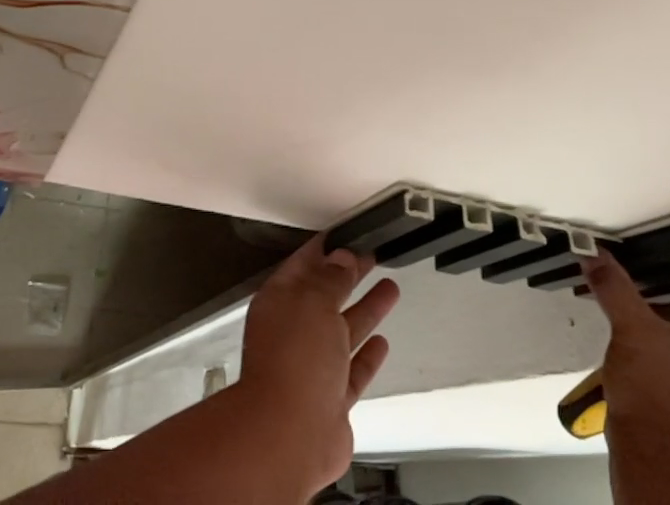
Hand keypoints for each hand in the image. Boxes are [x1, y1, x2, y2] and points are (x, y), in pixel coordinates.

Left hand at [237, 234, 400, 487]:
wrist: (289, 436)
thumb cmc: (294, 361)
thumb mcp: (314, 302)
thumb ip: (331, 278)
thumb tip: (341, 257)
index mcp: (280, 303)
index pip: (303, 265)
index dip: (324, 249)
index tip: (346, 234)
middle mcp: (293, 333)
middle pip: (325, 296)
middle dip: (347, 276)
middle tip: (371, 257)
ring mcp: (312, 368)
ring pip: (342, 330)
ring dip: (365, 310)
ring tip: (390, 288)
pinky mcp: (331, 400)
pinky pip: (352, 370)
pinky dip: (367, 355)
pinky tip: (383, 342)